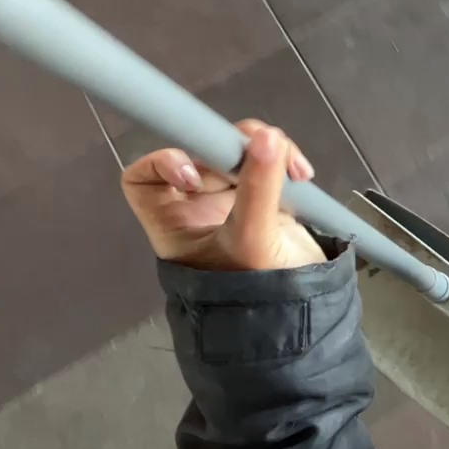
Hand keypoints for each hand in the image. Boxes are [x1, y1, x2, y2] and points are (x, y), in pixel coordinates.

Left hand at [121, 120, 325, 271]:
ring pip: (241, 150)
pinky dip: (287, 159)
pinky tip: (303, 175)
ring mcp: (236, 198)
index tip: (195, 174)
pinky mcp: (269, 194)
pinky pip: (270, 160)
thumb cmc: (258, 286)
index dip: (162, 163)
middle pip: (204, 152)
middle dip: (235, 148)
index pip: (145, 178)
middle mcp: (199, 205)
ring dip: (270, 149)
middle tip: (265, 154)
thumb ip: (259, 186)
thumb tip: (269, 135)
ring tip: (296, 171)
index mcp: (174, 221)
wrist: (300, 312)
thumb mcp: (252, 237)